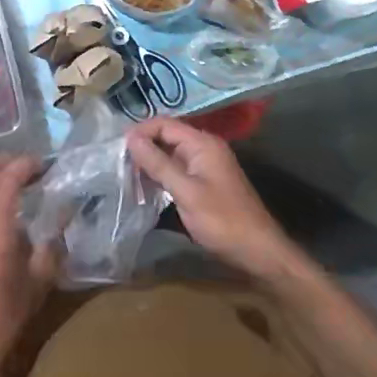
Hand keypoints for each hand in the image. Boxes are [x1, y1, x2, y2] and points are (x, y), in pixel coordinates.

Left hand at [0, 155, 59, 366]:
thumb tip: (66, 212)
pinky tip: (4, 203)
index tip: (45, 165)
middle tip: (28, 166)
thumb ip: (54, 240)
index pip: (7, 178)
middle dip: (3, 159)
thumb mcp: (42, 277)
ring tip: (18, 180)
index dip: (26, 164)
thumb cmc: (11, 312)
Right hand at [125, 118, 296, 278]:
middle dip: (143, 148)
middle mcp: (204, 148)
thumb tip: (130, 138)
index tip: (117, 150)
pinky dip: (161, 176)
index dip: (140, 132)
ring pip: (170, 155)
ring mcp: (205, 166)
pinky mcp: (204, 183)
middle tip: (119, 165)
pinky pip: (177, 170)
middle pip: (166, 137)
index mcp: (203, 143)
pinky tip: (146, 188)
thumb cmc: (222, 221)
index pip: (164, 124)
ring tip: (127, 177)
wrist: (259, 252)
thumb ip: (157, 162)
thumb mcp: (185, 191)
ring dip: (150, 163)